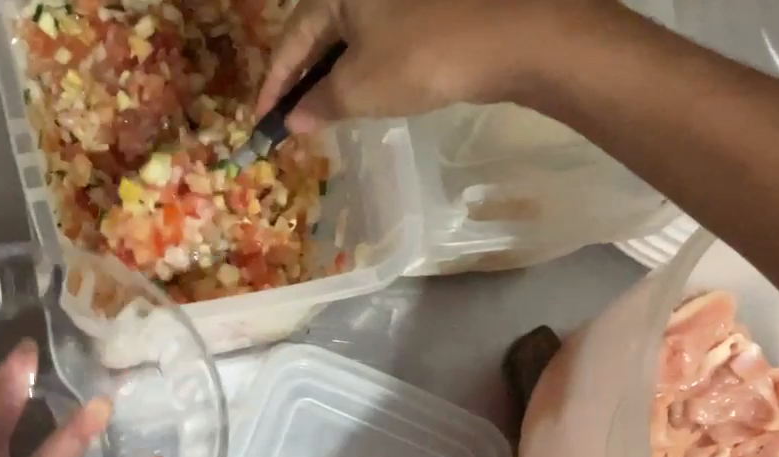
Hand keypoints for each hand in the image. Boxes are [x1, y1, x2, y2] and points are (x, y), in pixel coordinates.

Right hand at [256, 0, 622, 131]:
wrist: (517, 35)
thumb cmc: (423, 56)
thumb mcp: (360, 87)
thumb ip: (318, 104)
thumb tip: (293, 120)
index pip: (291, 38)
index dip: (273, 85)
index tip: (260, 123)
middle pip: (320, 31)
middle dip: (302, 78)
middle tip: (288, 120)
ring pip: (352, 34)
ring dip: (333, 75)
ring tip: (321, 113)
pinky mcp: (431, 5)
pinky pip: (382, 34)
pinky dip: (365, 65)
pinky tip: (363, 92)